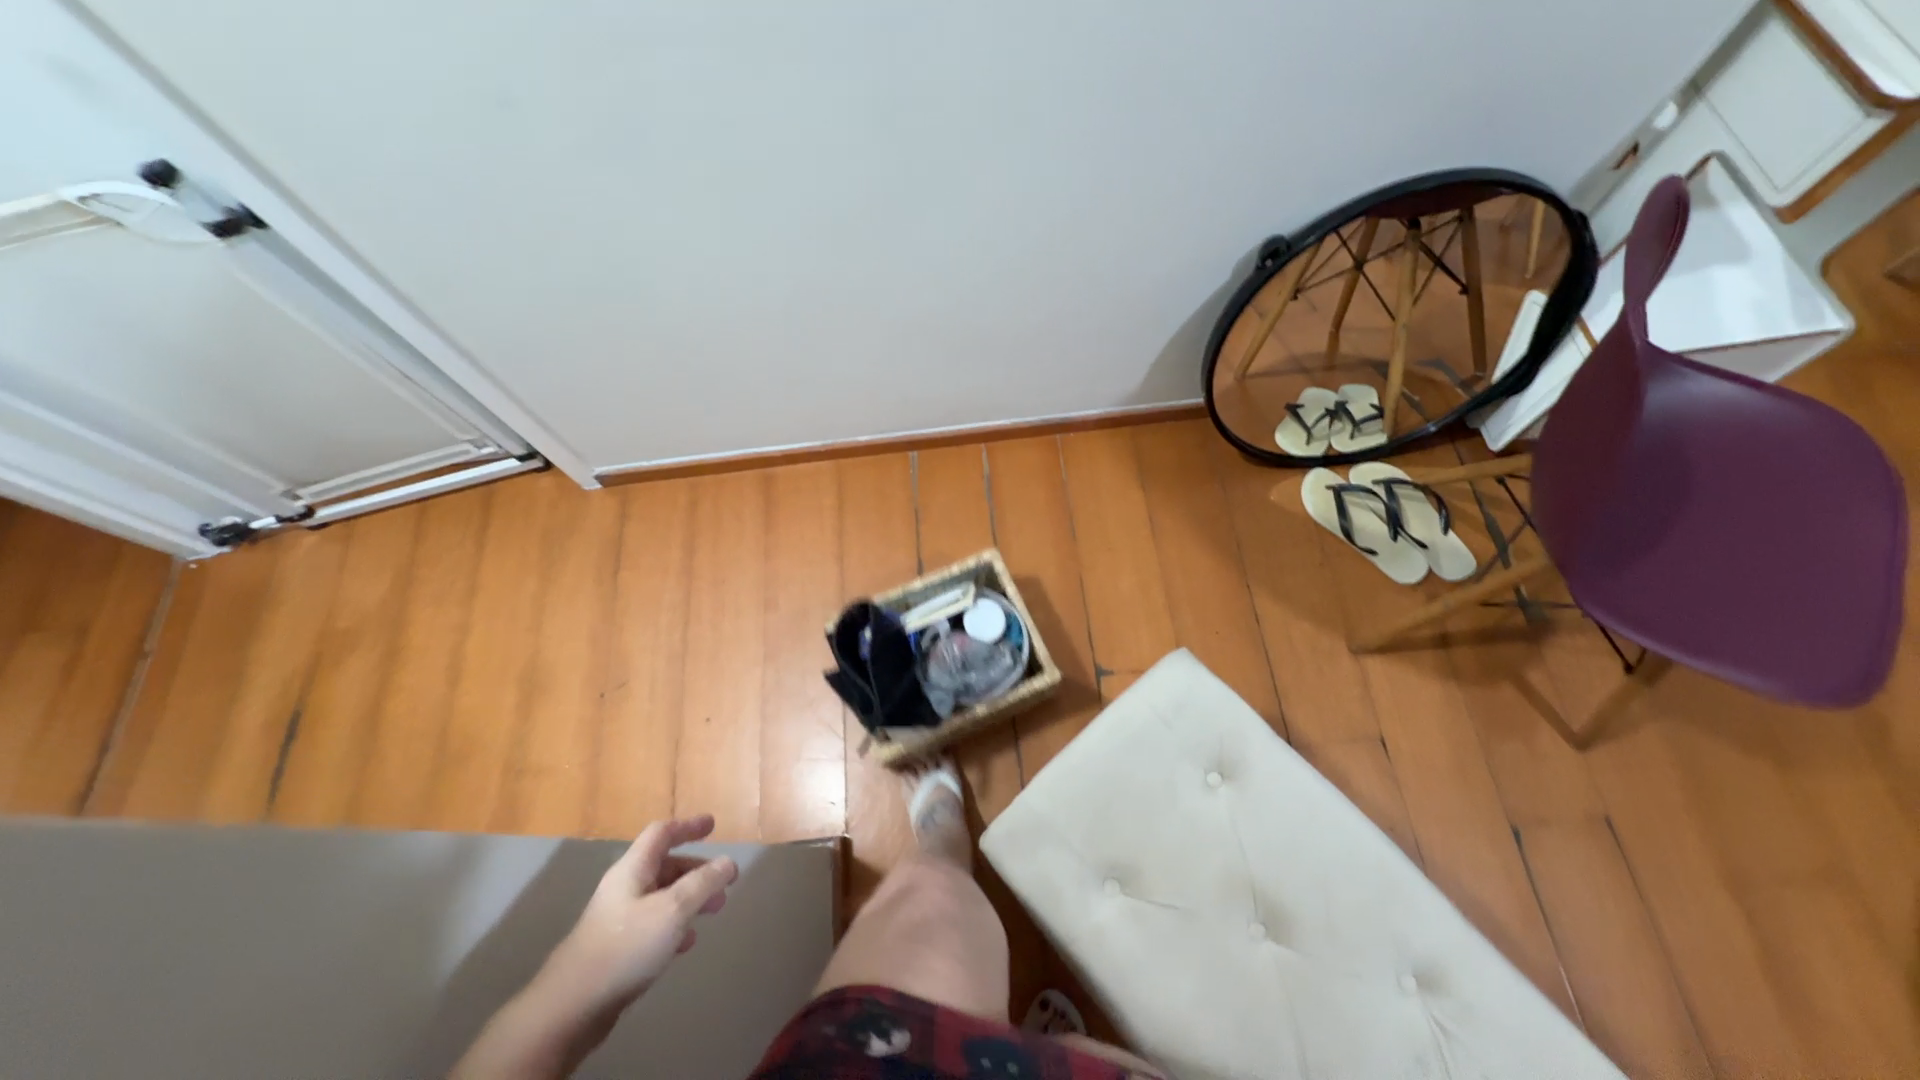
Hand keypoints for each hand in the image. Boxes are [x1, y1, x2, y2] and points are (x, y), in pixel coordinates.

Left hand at [452, 817, 738, 1079]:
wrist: (573, 1005)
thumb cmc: (626, 947)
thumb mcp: (673, 910)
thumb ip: (703, 883)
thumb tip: (729, 862)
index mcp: (632, 870)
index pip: (661, 834)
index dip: (688, 826)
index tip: (713, 826)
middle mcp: (623, 889)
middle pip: (664, 866)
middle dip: (697, 870)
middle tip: (725, 882)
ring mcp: (618, 920)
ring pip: (661, 897)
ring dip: (690, 898)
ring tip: (715, 910)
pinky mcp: (617, 949)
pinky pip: (653, 925)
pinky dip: (675, 925)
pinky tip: (687, 942)